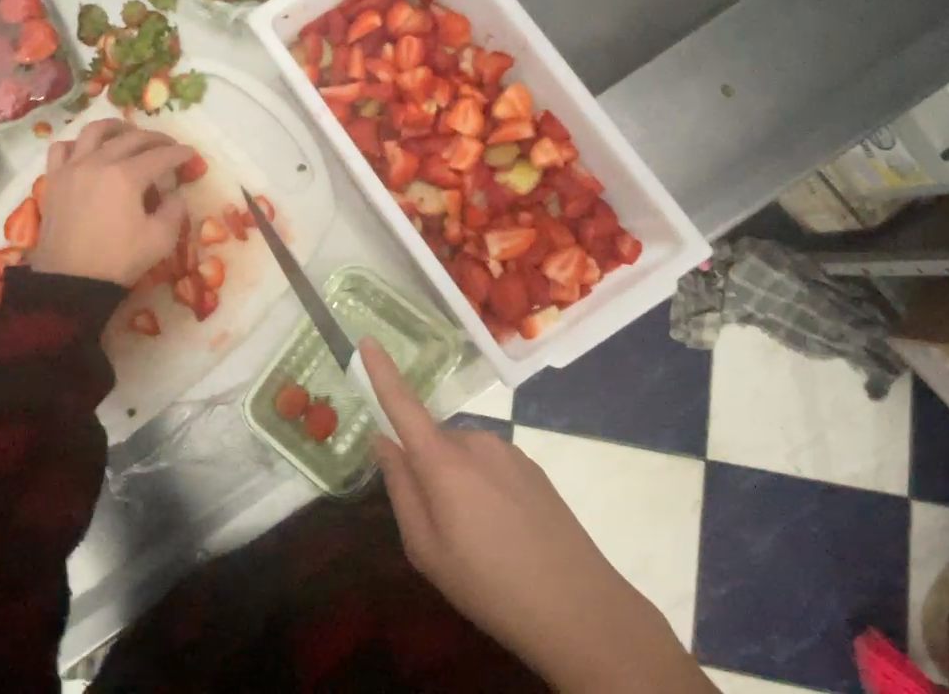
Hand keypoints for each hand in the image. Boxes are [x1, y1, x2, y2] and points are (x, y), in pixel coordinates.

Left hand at [27, 119, 193, 286]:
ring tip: (128, 133)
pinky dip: (78, 144)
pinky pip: (63, 148)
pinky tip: (87, 151)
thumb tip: (174, 194)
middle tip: (168, 146)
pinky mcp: (54, 179)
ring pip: (94, 131)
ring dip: (116, 128)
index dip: (180, 153)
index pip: (161, 155)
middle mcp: (99, 162)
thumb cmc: (117, 261)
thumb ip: (174, 211)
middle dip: (155, 139)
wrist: (70, 280)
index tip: (191, 154)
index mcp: (127, 176)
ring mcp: (72, 167)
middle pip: (132, 138)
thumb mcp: (160, 240)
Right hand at [361, 340, 715, 692]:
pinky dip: (485, 489)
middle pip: (432, 441)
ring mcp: (510, 452)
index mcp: (443, 461)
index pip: (403, 405)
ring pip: (462, 455)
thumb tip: (384, 442)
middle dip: (426, 470)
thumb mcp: (426, 549)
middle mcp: (476, 442)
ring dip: (458, 482)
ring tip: (478, 539)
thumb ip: (400, 489)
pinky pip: (491, 466)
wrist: (580, 609)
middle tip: (440, 527)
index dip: (382, 372)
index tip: (368, 340)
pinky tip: (505, 534)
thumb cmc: (488, 584)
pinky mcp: (534, 468)